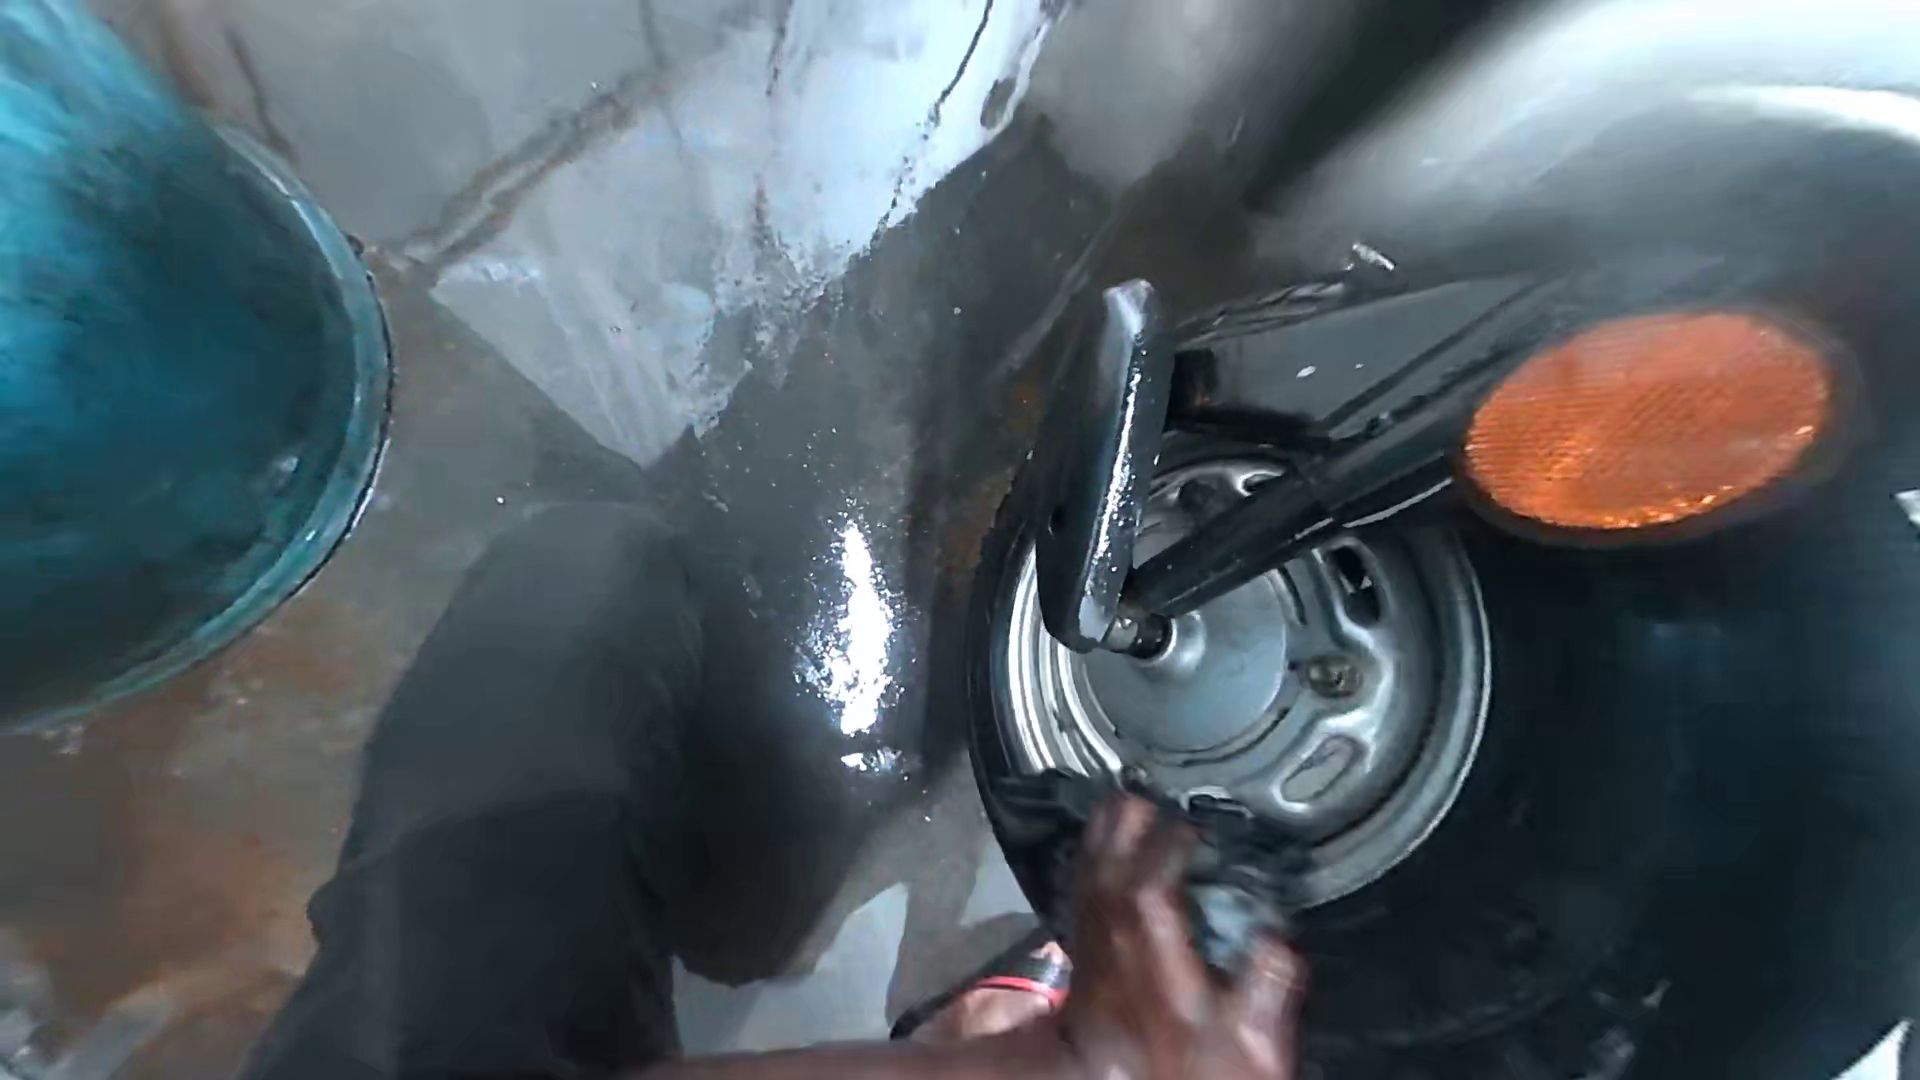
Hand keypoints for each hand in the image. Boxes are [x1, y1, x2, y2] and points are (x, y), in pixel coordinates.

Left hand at [1060, 795, 1304, 1079]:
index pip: (1159, 857)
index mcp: (1152, 924)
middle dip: (1145, 808)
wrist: (1112, 1075)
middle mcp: (1113, 904)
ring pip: (1095, 835)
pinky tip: (1114, 820)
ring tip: (1148, 795)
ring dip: (1119, 813)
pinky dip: (1099, 830)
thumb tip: (1277, 935)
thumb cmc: (1182, 1062)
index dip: (1178, 835)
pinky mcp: (1079, 910)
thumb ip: (1267, 983)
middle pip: (1116, 830)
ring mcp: (1090, 904)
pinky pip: (1084, 852)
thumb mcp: (1247, 1041)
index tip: (1203, 823)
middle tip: (1174, 795)